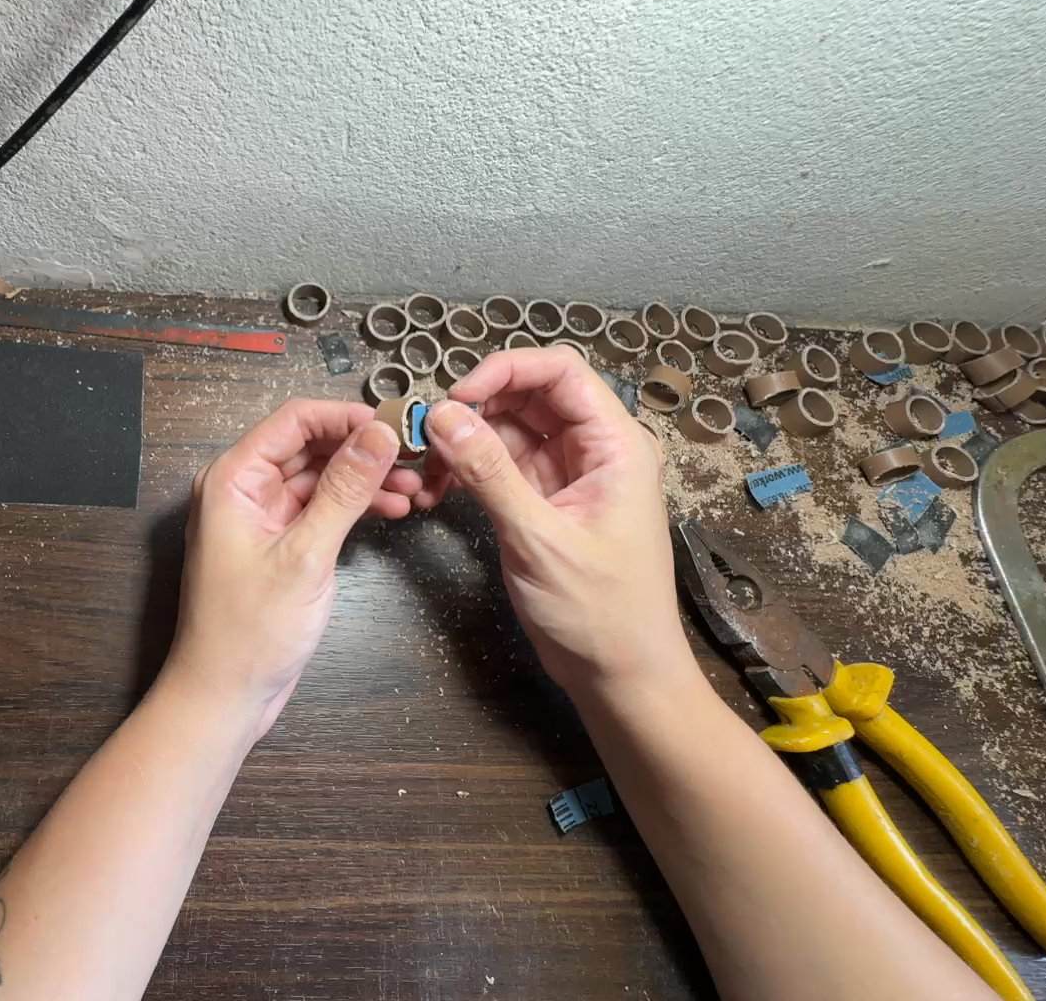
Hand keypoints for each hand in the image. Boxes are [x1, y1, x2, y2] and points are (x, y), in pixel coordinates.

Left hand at [164, 400, 420, 737]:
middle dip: (362, 449)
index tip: (397, 426)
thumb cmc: (250, 629)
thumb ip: (344, 490)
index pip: (294, 421)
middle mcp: (243, 488)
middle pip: (309, 446)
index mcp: (232, 478)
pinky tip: (392, 510)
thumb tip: (380, 434)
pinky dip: (352, 506)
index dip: (346, 417)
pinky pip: (318, 507)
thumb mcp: (306, 554)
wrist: (225, 694)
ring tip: (414, 488)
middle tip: (416, 459)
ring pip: (319, 477)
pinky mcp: (278, 540)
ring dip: (364, 479)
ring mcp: (260, 515)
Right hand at [414, 348, 691, 696]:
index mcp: (614, 444)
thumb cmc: (600, 610)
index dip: (505, 371)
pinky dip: (465, 472)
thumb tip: (442, 415)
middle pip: (527, 396)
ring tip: (426, 471)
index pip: (560, 372)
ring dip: (462, 443)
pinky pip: (496, 466)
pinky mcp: (540, 500)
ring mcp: (564, 474)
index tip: (455, 397)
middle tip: (427, 437)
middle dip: (474, 409)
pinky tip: (438, 491)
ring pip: (505, 431)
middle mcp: (591, 449)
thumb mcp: (539, 538)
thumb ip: (489, 472)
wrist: (618, 674)